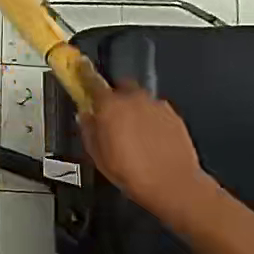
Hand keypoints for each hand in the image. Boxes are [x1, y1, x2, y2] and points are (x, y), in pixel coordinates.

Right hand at [78, 80, 215, 219]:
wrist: (172, 184)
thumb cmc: (135, 174)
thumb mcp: (98, 156)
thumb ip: (89, 130)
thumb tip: (86, 118)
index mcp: (111, 106)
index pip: (92, 81)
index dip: (84, 74)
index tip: (80, 69)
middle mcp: (134, 100)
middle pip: (119, 89)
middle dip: (113, 100)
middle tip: (109, 120)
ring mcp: (156, 106)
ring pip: (139, 101)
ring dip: (133, 112)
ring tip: (132, 138)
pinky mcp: (173, 115)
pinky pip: (156, 112)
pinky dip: (151, 121)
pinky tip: (149, 142)